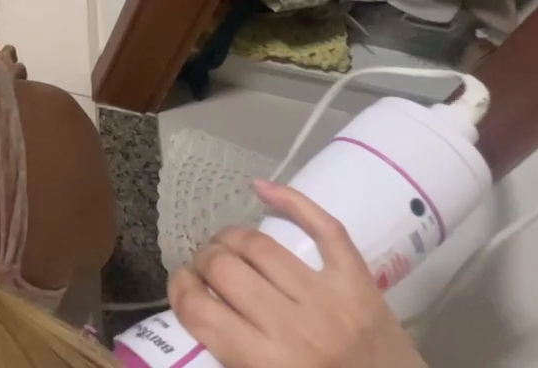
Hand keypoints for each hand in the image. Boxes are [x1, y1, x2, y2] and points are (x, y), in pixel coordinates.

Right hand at [167, 180, 427, 367]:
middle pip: (224, 267)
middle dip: (203, 261)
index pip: (199, 310)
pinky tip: (260, 188)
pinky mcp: (358, 280)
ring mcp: (330, 297)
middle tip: (205, 270)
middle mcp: (296, 327)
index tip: (183, 287)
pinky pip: (322, 227)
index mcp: (270, 364)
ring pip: (258, 244)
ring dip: (230, 238)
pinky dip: (290, 200)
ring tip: (227, 247)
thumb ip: (232, 354)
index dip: (179, 289)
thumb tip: (197, 309)